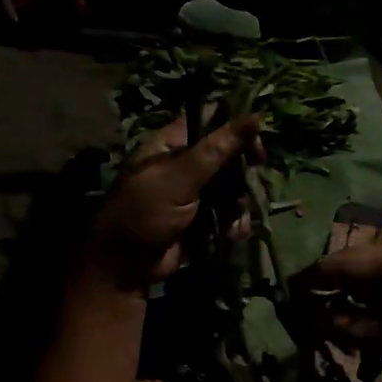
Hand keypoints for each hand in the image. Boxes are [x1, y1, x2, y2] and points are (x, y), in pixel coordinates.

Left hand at [86, 115, 261, 288]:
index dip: (236, 127)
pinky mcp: (201, 218)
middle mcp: (184, 163)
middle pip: (227, 156)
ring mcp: (193, 192)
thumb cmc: (146, 211)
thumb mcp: (181, 176)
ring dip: (237, 205)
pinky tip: (231, 235)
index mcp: (172, 143)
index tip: (256, 143)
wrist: (125, 264)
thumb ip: (218, 148)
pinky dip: (233, 223)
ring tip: (233, 220)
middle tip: (245, 188)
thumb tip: (255, 116)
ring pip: (231, 187)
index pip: (211, 120)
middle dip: (240, 175)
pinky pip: (227, 213)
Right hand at [296, 239, 381, 369]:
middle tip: (315, 315)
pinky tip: (373, 311)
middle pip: (346, 262)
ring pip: (365, 266)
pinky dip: (372, 289)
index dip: (306, 283)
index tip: (288, 300)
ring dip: (350, 291)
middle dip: (328, 288)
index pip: (328, 265)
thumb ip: (341, 325)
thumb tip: (311, 317)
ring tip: (343, 318)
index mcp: (379, 258)